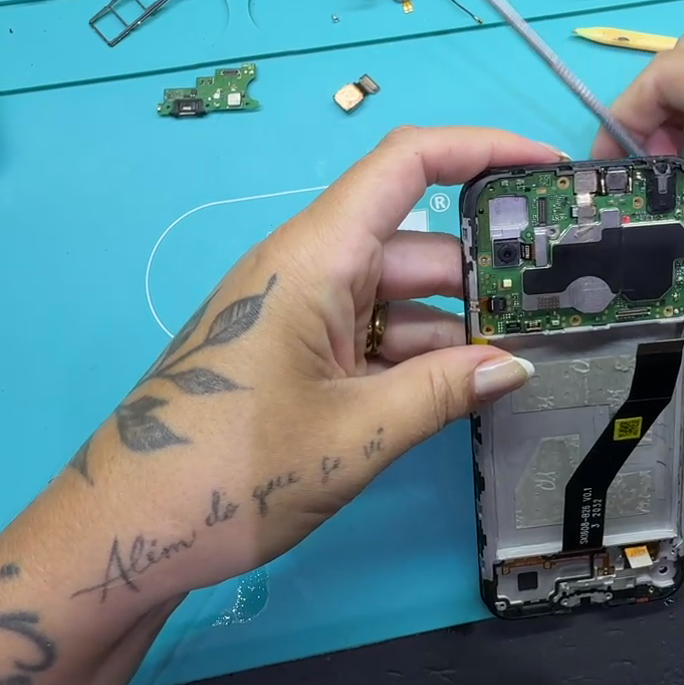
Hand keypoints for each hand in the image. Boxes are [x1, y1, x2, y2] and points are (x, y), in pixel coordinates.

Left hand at [75, 127, 551, 596]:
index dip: (481, 149)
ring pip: (404, 297)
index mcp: (317, 257)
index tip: (544, 169)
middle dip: (487, 273)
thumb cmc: (230, 472)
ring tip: (527, 356)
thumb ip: (444, 392)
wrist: (124, 535)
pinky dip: (423, 357)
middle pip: (418, 244)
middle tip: (558, 305)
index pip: (407, 164)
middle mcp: (313, 269)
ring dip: (460, 327)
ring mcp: (306, 311)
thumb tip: (517, 366)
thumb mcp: (355, 433)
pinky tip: (468, 388)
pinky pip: (378, 335)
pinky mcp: (302, 350)